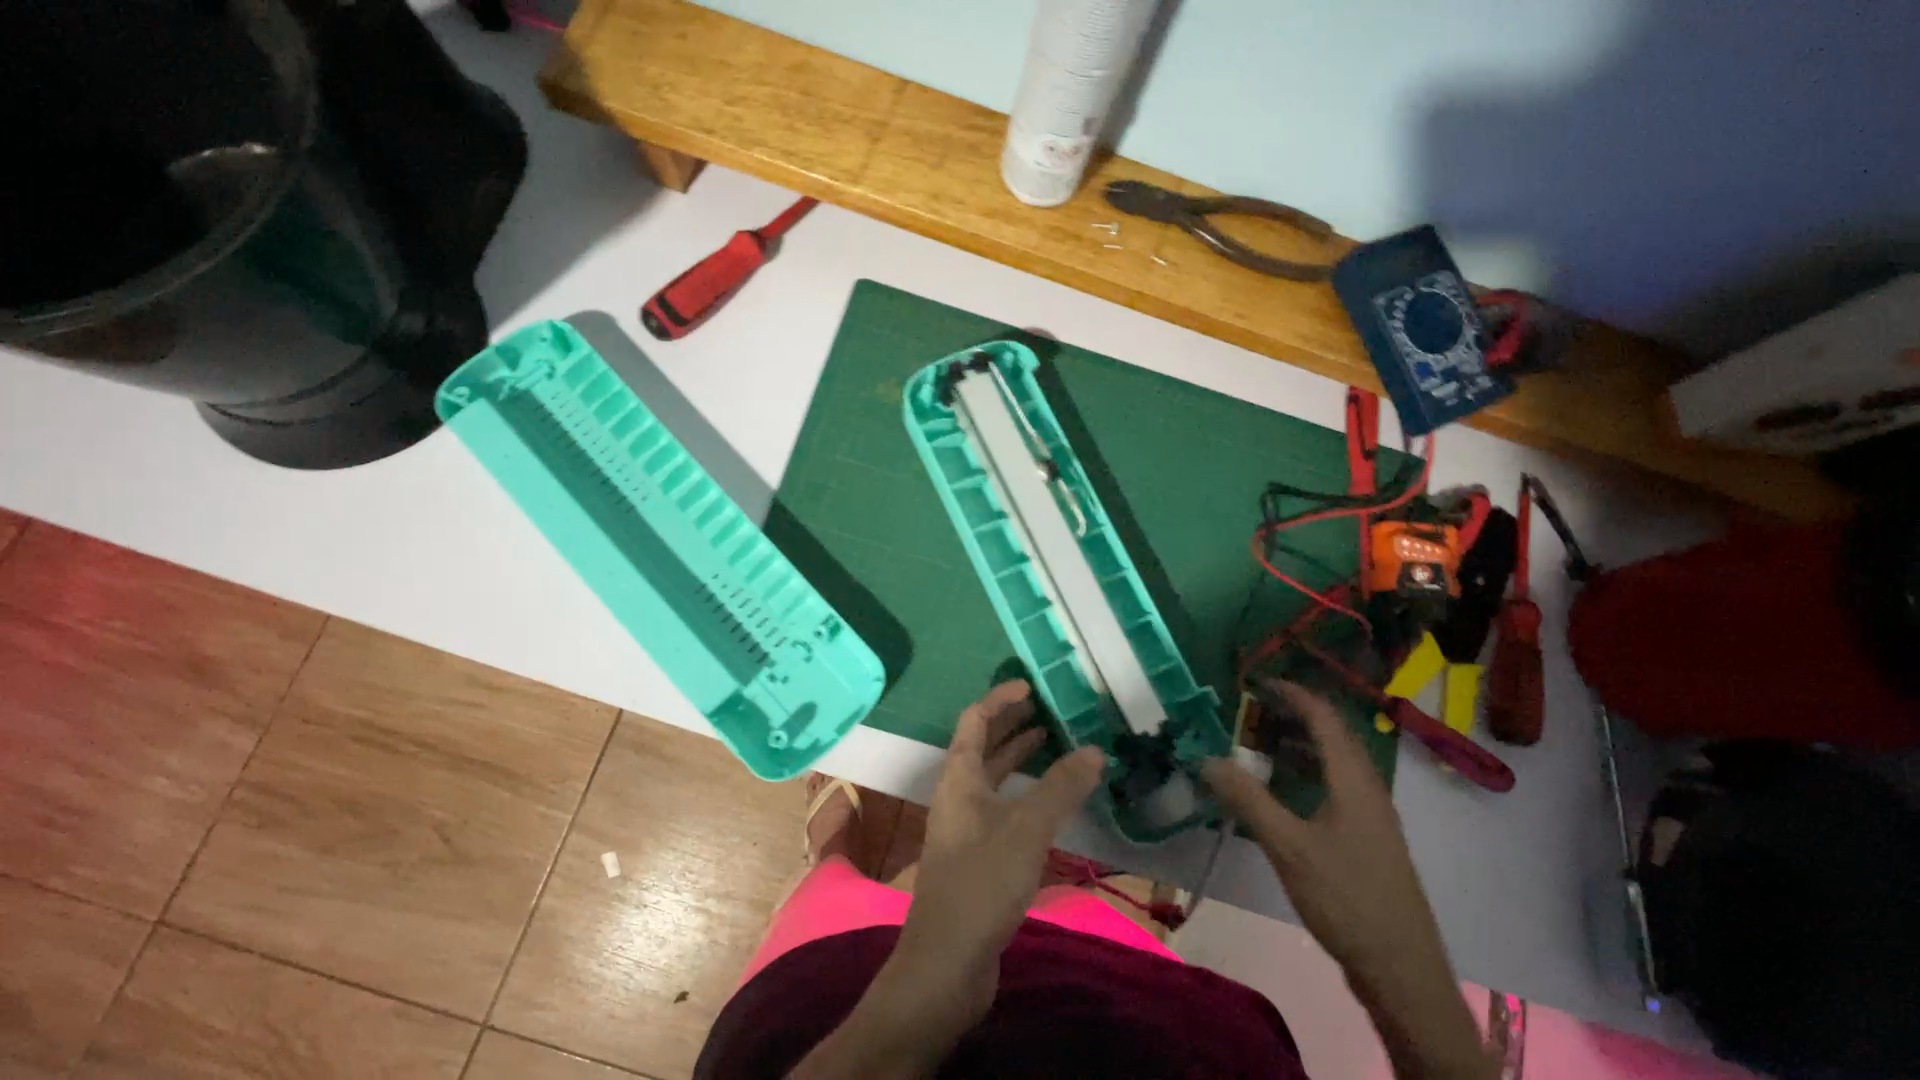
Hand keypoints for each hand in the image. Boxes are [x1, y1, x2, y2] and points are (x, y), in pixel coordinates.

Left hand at [793, 681, 1104, 1079]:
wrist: (947, 964)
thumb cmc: (981, 886)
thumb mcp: (1026, 831)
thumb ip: (1060, 789)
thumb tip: (1094, 749)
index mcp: (959, 781)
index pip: (974, 722)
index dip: (999, 699)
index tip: (1031, 685)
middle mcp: (958, 799)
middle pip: (982, 750)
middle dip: (1012, 727)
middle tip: (1051, 710)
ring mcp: (965, 832)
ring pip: (994, 783)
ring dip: (1021, 762)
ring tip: (1057, 746)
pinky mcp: (978, 862)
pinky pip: (1003, 813)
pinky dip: (1027, 798)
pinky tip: (1053, 806)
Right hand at [1202, 679, 1441, 981]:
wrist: (1400, 966)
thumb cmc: (1346, 897)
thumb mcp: (1288, 847)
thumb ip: (1247, 799)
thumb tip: (1206, 758)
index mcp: (1353, 779)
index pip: (1323, 716)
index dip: (1291, 693)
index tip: (1254, 682)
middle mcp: (1366, 787)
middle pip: (1331, 735)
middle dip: (1291, 716)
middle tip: (1247, 712)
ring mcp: (1370, 816)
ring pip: (1333, 764)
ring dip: (1297, 747)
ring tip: (1256, 745)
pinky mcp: (1367, 840)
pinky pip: (1334, 788)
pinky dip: (1305, 776)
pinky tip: (1280, 795)